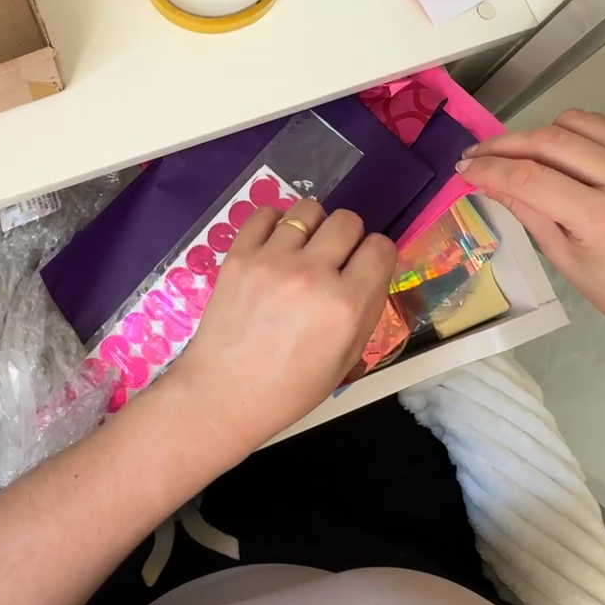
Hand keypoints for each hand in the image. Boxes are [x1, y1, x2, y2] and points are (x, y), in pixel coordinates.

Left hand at [153, 198, 396, 454]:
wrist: (224, 394)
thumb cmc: (291, 388)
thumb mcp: (347, 358)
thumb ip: (366, 308)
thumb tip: (371, 268)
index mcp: (346, 305)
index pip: (380, 248)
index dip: (376, 255)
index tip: (364, 266)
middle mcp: (312, 274)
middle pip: (347, 220)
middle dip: (348, 237)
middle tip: (334, 259)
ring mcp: (272, 260)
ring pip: (308, 210)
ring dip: (313, 226)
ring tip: (303, 248)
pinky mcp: (239, 255)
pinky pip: (265, 214)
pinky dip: (275, 223)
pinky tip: (274, 244)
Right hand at [456, 110, 604, 360]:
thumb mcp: (561, 256)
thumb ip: (523, 208)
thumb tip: (480, 177)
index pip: (532, 178)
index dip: (491, 168)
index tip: (463, 166)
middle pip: (552, 141)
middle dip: (507, 144)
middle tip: (479, 153)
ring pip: (576, 121)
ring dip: (540, 135)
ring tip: (523, 157)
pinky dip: (575, 133)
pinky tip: (562, 155)